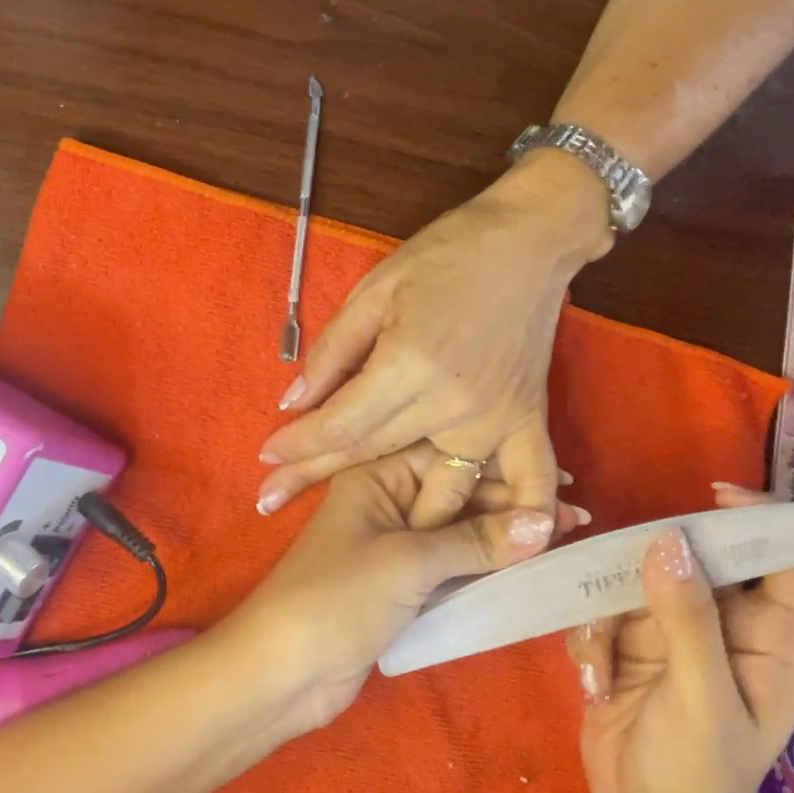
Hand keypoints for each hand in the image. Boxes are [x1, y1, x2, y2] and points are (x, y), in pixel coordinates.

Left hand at [223, 443, 574, 732]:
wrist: (283, 670)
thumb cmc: (335, 598)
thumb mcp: (408, 562)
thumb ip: (475, 541)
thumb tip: (544, 521)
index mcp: (376, 475)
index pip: (451, 460)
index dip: (505, 474)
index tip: (561, 483)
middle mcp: (387, 501)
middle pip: (460, 495)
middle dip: (513, 507)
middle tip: (576, 519)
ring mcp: (394, 545)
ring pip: (460, 532)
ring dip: (504, 538)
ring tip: (564, 540)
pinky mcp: (401, 584)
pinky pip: (452, 566)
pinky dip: (485, 567)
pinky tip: (525, 569)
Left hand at [258, 154, 612, 526]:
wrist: (528, 240)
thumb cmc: (445, 255)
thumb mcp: (374, 291)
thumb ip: (333, 352)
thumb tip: (293, 403)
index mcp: (408, 364)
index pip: (340, 423)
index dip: (298, 445)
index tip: (265, 460)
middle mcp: (450, 404)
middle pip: (372, 453)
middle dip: (313, 474)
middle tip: (267, 501)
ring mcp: (494, 417)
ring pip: (431, 477)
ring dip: (391, 512)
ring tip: (345, 543)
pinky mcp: (528, 416)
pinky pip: (528, 476)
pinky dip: (523, 514)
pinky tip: (517, 552)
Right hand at [566, 485, 793, 792]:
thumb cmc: (693, 775)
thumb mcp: (700, 700)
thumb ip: (687, 619)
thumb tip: (669, 538)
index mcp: (774, 641)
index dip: (773, 518)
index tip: (716, 492)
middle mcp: (728, 625)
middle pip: (705, 556)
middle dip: (658, 559)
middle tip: (622, 577)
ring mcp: (674, 631)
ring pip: (639, 576)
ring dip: (610, 609)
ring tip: (604, 659)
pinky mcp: (628, 640)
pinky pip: (603, 607)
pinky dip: (591, 637)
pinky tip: (595, 680)